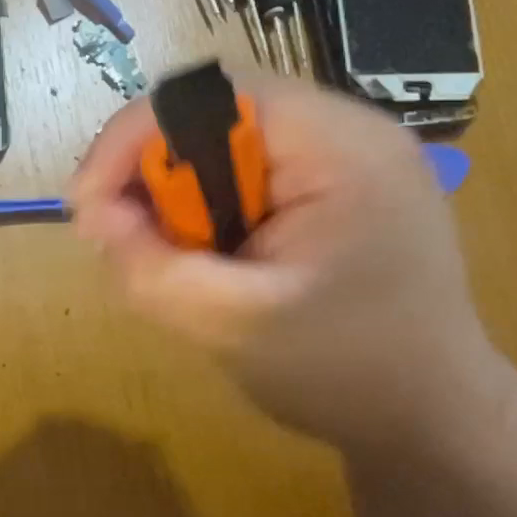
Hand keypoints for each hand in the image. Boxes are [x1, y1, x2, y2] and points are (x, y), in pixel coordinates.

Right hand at [70, 75, 500, 449]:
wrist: (429, 419)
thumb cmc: (345, 372)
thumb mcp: (234, 326)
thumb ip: (154, 269)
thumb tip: (91, 216)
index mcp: (339, 146)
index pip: (213, 97)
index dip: (133, 140)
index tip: (87, 209)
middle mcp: (344, 135)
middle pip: (214, 119)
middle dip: (150, 178)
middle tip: (120, 244)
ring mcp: (342, 166)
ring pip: (222, 154)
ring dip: (176, 205)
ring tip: (170, 266)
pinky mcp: (331, 198)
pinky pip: (244, 185)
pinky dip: (205, 221)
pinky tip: (208, 268)